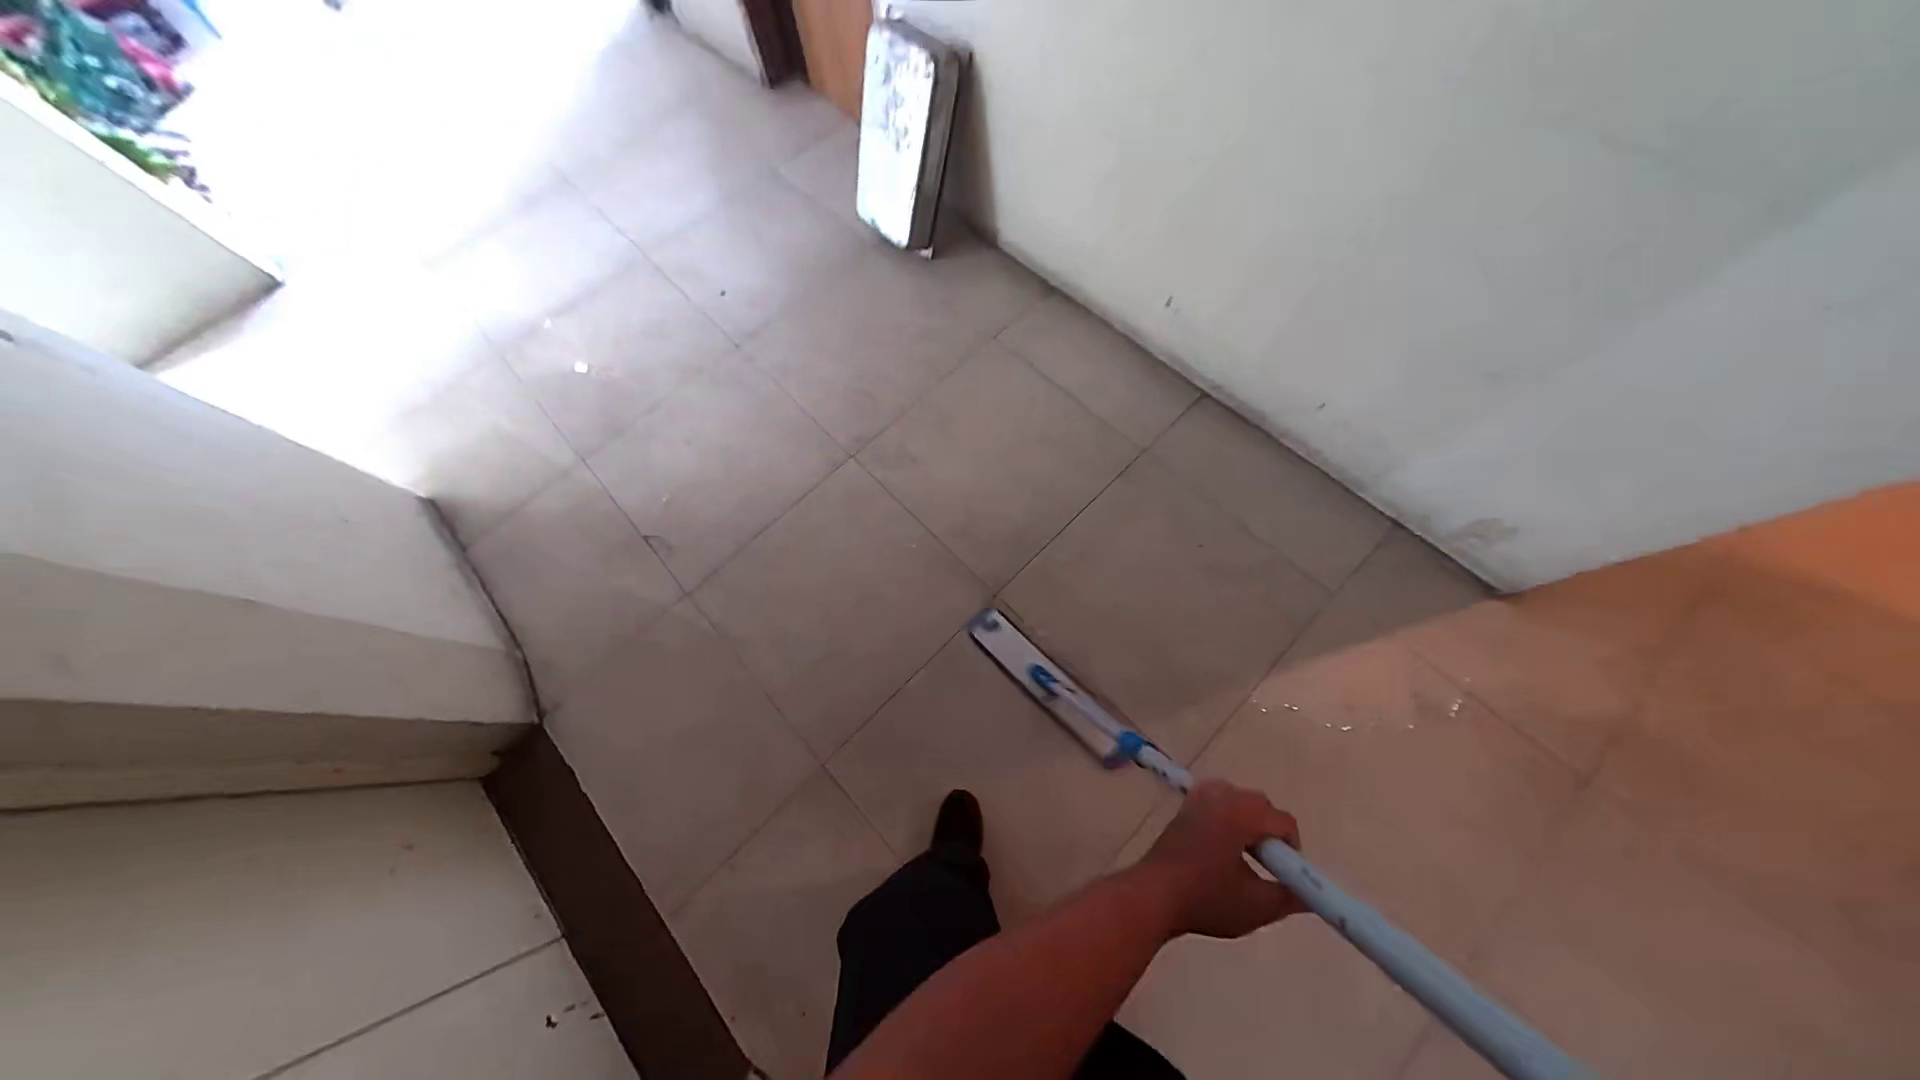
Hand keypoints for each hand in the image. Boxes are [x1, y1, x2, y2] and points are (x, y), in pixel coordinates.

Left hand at [1134, 779, 1303, 939]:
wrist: (1154, 894)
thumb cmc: (1205, 899)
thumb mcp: (1256, 906)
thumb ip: (1289, 897)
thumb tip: (1310, 896)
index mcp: (1240, 815)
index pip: (1282, 820)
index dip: (1292, 848)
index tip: (1287, 875)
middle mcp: (1219, 797)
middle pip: (1260, 804)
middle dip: (1271, 831)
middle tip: (1269, 866)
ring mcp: (1198, 800)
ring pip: (1237, 798)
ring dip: (1249, 820)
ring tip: (1246, 855)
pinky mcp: (1184, 808)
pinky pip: (1216, 799)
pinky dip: (1227, 814)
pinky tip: (1222, 844)